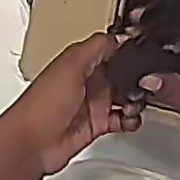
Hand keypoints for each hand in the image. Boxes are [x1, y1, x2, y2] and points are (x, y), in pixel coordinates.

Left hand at [0, 32, 142, 175]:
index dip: (125, 49)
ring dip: (136, 99)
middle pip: (120, 73)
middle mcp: (86, 80)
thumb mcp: (71, 65)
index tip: (143, 52)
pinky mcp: (96, 124)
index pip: (108, 49)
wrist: (32, 142)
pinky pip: (121, 119)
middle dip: (135, 76)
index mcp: (79, 62)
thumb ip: (95, 48)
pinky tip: (131, 119)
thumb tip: (117, 36)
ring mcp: (92, 103)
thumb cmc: (42, 103)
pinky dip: (131, 119)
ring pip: (124, 96)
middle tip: (146, 82)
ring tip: (136, 102)